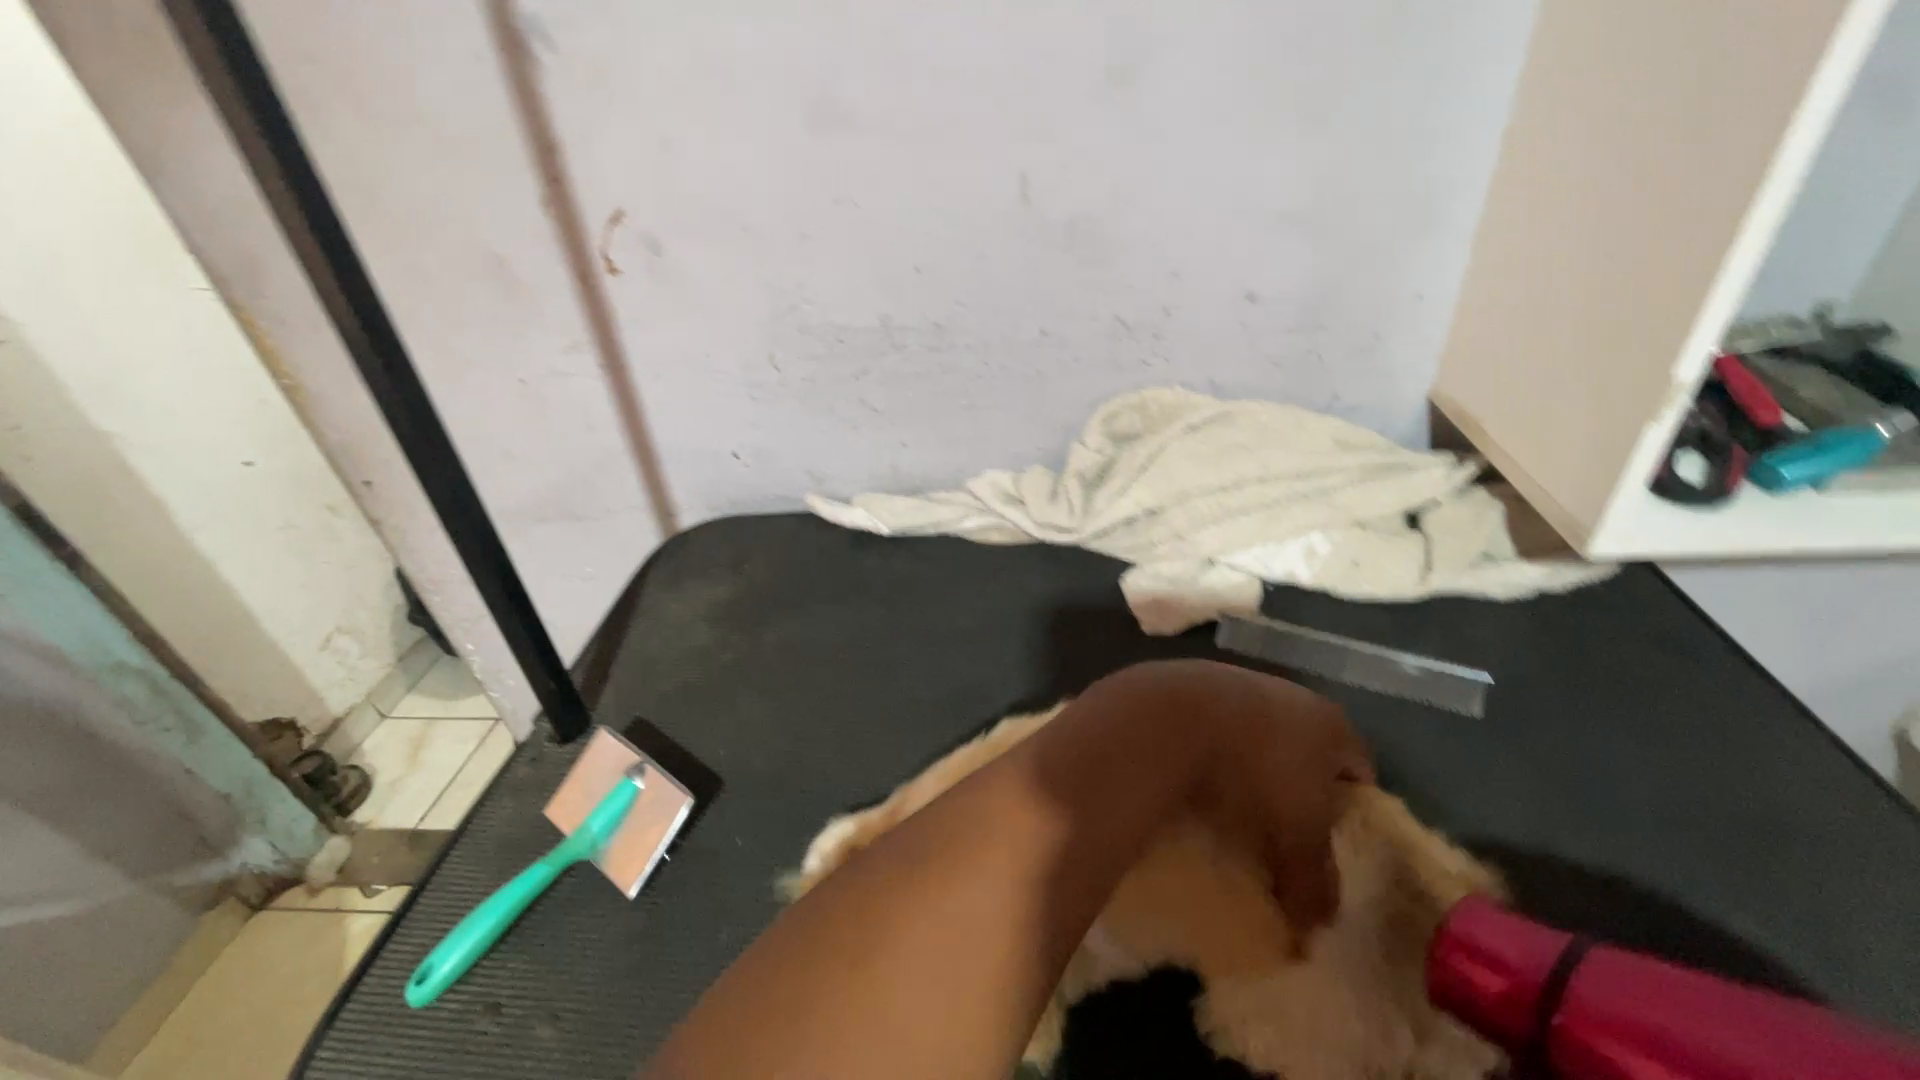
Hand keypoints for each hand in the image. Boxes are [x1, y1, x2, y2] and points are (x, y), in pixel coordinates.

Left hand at [1084, 661, 1373, 932]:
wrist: (1168, 716)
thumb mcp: (1296, 835)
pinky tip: (1192, 789)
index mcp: (1330, 722)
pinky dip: (1206, 760)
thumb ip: (1313, 881)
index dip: (1352, 813)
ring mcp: (1234, 684)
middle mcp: (1288, 695)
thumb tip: (1316, 929)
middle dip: (1296, 793)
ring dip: (1247, 773)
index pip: (1359, 771)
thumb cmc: (1255, 770)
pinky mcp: (1187, 688)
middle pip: (1305, 751)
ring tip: (1232, 819)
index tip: (1338, 850)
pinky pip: (1208, 733)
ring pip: (1253, 738)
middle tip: (1283, 839)